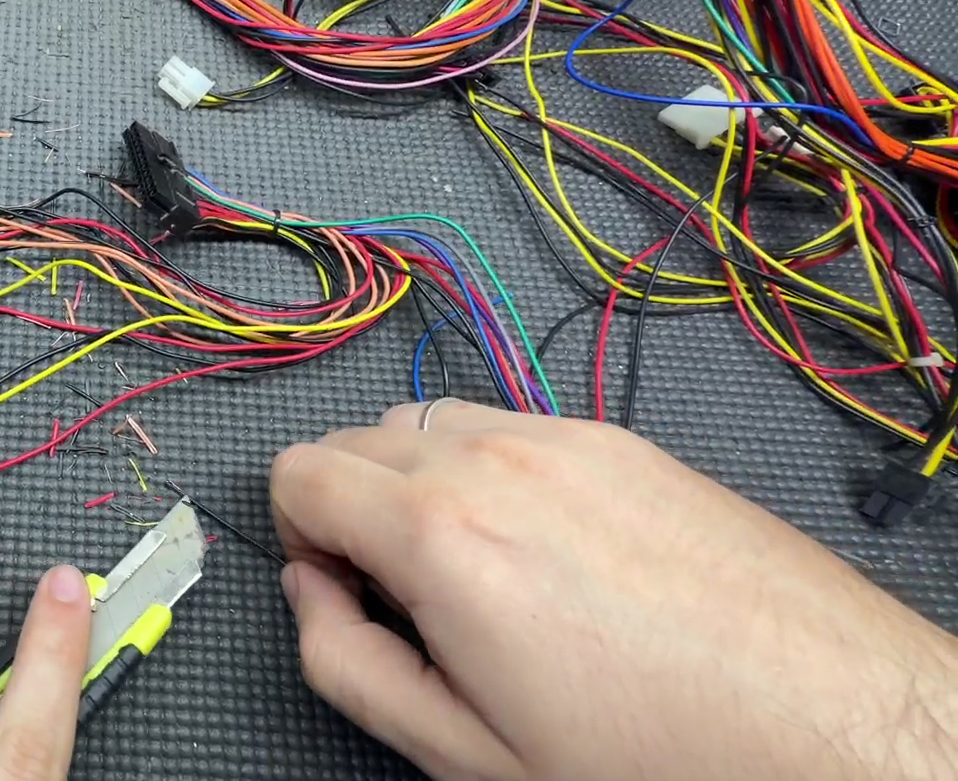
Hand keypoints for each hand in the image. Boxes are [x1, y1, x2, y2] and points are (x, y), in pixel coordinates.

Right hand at [271, 399, 957, 780]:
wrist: (872, 751)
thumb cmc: (660, 769)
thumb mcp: (465, 755)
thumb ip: (343, 661)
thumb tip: (309, 589)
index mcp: (437, 533)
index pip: (295, 473)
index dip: (298, 534)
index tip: (347, 587)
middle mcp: (486, 458)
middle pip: (346, 439)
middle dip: (347, 505)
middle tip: (407, 585)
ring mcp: (555, 437)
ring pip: (416, 421)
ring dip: (409, 478)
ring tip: (474, 557)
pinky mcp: (612, 437)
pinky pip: (496, 423)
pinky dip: (480, 466)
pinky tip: (546, 541)